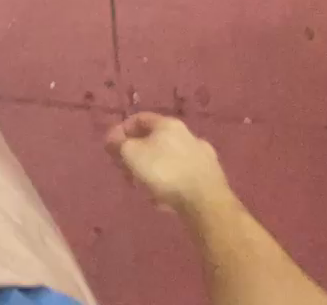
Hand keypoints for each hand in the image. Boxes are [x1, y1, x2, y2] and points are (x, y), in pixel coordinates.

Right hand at [105, 112, 232, 215]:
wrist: (208, 206)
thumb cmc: (164, 172)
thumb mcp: (129, 153)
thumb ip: (117, 143)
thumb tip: (114, 140)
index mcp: (168, 124)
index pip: (138, 119)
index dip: (121, 131)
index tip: (112, 148)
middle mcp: (189, 136)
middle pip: (155, 141)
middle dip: (138, 154)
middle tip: (127, 169)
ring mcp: (205, 158)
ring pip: (170, 160)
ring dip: (155, 170)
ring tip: (144, 187)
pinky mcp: (215, 180)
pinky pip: (184, 177)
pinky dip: (172, 184)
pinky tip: (163, 198)